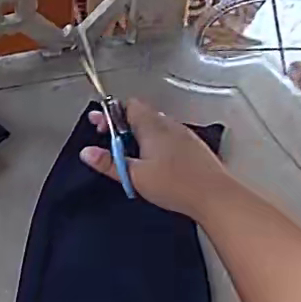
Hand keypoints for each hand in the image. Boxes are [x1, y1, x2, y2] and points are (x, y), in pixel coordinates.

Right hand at [80, 99, 237, 218]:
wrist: (214, 195)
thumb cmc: (176, 185)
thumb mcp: (135, 176)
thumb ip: (109, 163)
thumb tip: (87, 153)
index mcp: (152, 126)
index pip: (128, 106)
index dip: (110, 114)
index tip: (99, 125)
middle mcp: (169, 125)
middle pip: (141, 114)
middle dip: (123, 125)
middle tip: (111, 140)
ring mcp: (184, 135)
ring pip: (156, 126)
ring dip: (140, 135)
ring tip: (131, 155)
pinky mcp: (193, 148)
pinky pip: (170, 138)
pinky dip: (156, 144)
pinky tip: (155, 163)